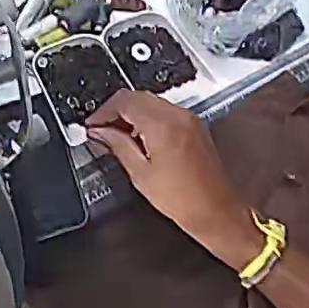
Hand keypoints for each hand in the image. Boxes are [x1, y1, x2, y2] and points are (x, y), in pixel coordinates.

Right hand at [86, 91, 258, 261]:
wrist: (216, 211)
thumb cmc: (184, 200)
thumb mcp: (140, 174)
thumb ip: (117, 145)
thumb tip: (100, 132)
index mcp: (162, 126)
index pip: (124, 101)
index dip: (103, 111)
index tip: (92, 124)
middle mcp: (178, 116)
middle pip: (137, 96)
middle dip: (115, 110)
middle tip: (100, 129)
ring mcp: (188, 119)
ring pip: (150, 101)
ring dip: (131, 113)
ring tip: (117, 135)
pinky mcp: (194, 125)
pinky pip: (164, 110)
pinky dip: (147, 117)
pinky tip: (138, 137)